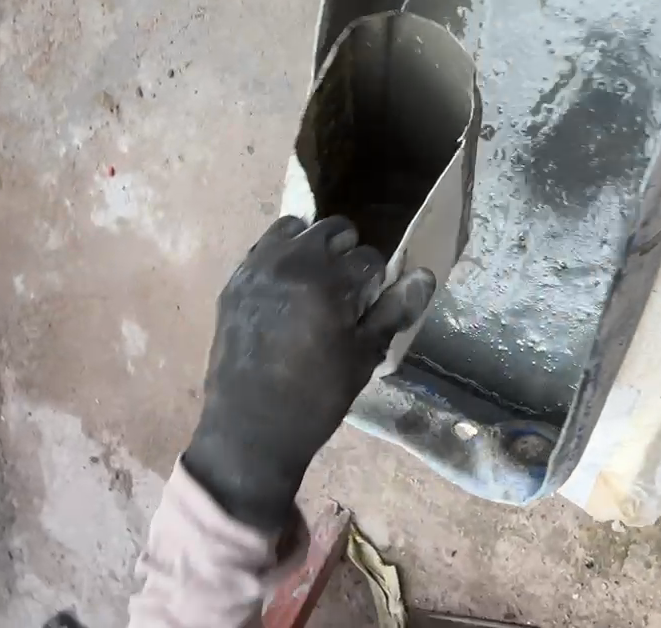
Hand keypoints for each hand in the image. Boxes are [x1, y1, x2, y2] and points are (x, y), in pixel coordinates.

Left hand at [183, 216, 434, 530]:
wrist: (249, 432)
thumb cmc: (316, 398)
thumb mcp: (364, 357)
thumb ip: (395, 310)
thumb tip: (424, 275)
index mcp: (327, 283)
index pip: (370, 258)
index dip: (376, 283)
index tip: (368, 308)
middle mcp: (291, 262)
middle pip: (336, 231)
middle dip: (349, 256)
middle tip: (345, 293)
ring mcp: (259, 267)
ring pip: (300, 228)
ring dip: (315, 248)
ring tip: (316, 283)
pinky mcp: (236, 278)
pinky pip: (267, 244)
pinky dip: (283, 253)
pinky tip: (288, 286)